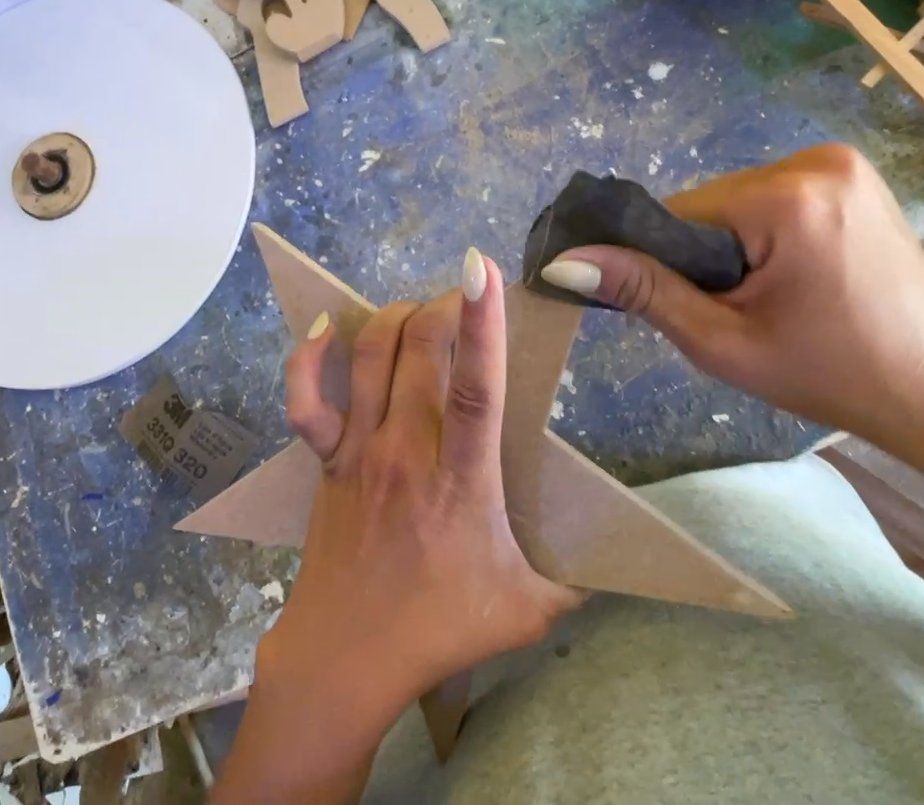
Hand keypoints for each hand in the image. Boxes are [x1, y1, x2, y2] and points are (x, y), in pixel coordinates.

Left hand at [219, 251, 579, 801]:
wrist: (349, 654)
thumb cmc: (441, 629)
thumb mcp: (531, 609)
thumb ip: (578, 576)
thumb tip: (618, 551)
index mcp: (462, 481)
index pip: (476, 388)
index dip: (482, 325)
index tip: (484, 269)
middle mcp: (405, 451)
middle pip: (419, 351)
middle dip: (445, 306)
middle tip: (467, 299)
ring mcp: (358, 451)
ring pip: (370, 357)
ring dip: (397, 318)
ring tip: (424, 311)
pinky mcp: (326, 461)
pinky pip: (305, 401)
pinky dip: (310, 359)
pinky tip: (328, 329)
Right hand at [537, 144, 923, 448]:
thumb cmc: (824, 372)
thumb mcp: (720, 341)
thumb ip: (643, 292)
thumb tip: (563, 263)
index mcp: (786, 199)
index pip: (676, 215)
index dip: (664, 263)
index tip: (688, 306)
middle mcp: (815, 160)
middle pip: (707, 203)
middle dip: (701, 252)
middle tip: (732, 310)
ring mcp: (839, 160)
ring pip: (734, 199)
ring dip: (729, 242)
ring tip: (765, 295)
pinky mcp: (850, 171)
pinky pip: (767, 195)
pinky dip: (759, 231)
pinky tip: (788, 272)